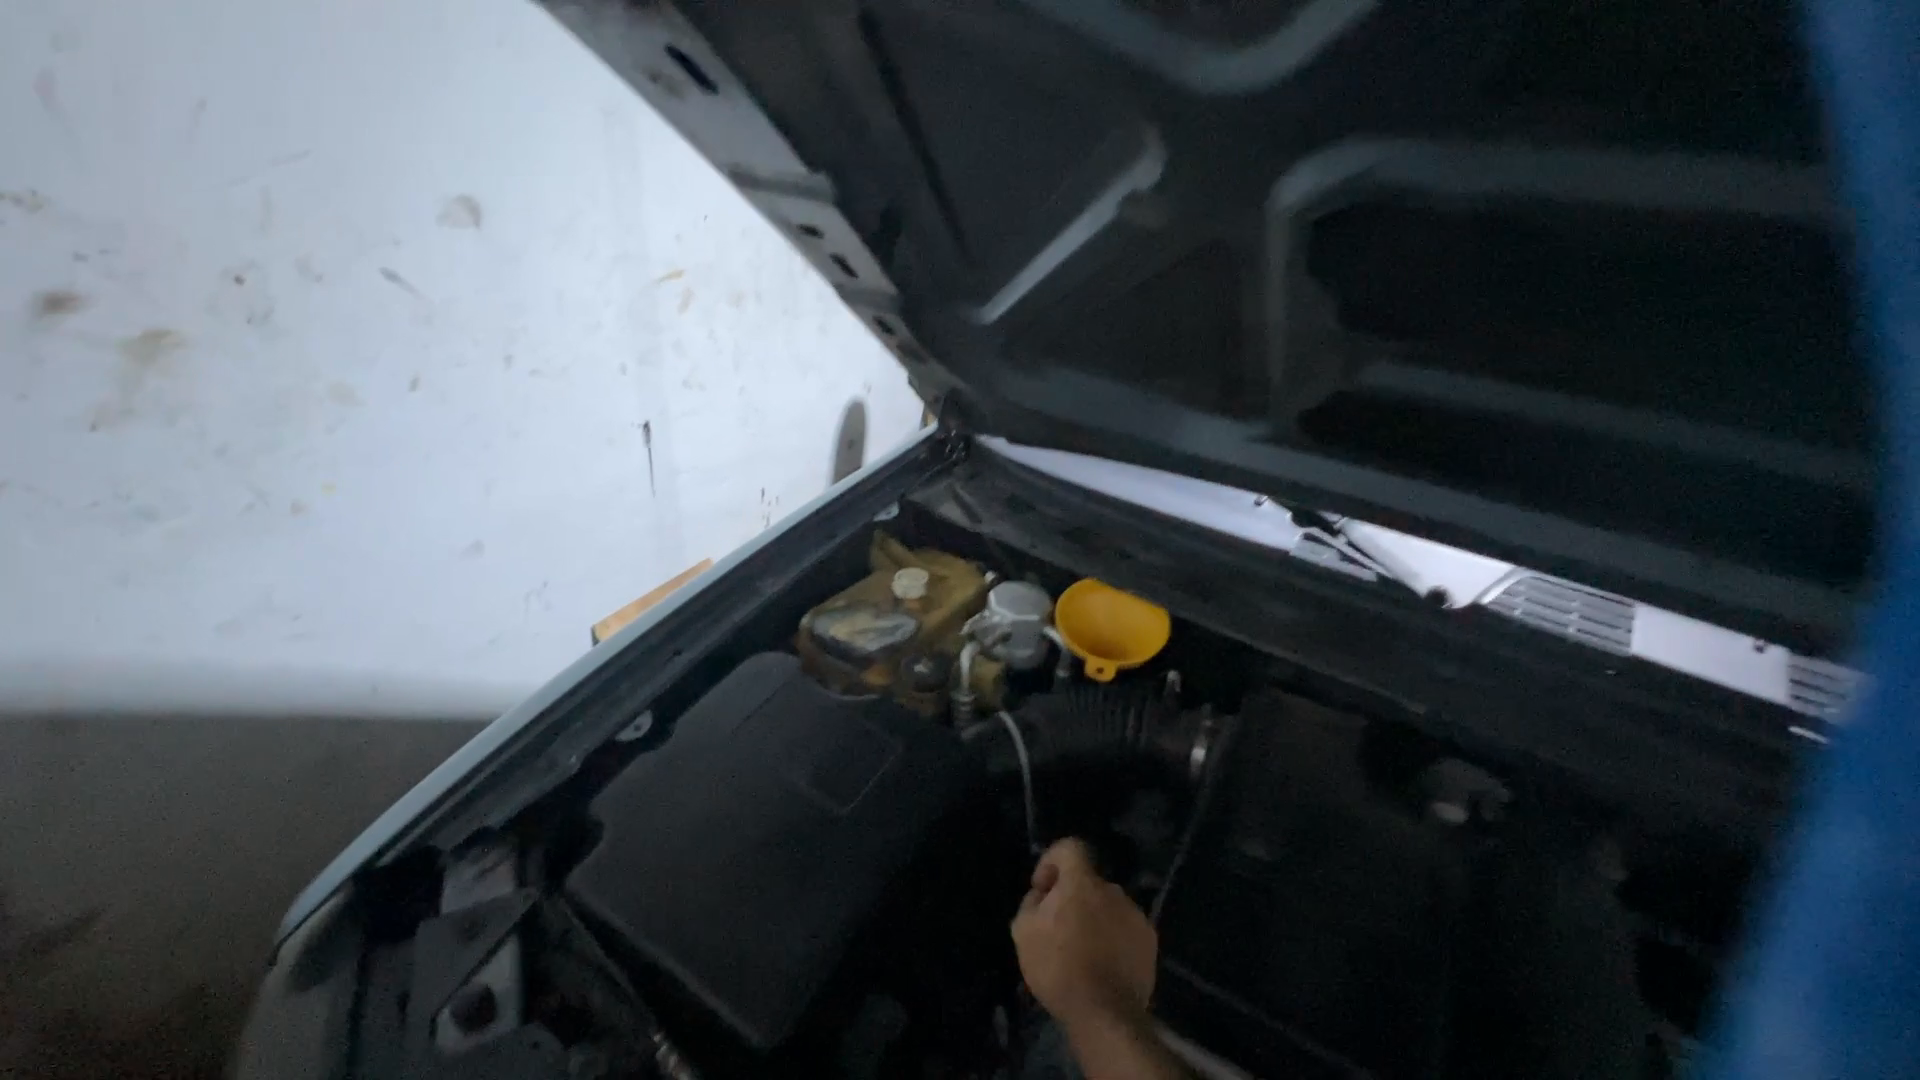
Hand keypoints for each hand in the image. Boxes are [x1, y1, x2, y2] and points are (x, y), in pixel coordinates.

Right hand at [1010, 838, 1157, 1035]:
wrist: (1105, 1013)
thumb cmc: (1058, 967)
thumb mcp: (1023, 932)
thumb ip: (1031, 902)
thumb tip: (1043, 895)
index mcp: (1083, 881)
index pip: (1070, 847)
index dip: (1052, 860)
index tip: (1043, 889)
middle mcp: (1113, 890)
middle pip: (1088, 881)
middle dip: (1073, 897)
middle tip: (1058, 928)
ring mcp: (1136, 915)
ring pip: (1108, 905)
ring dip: (1094, 918)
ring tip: (1083, 951)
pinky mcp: (1150, 941)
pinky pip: (1125, 927)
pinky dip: (1113, 937)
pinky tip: (1103, 964)